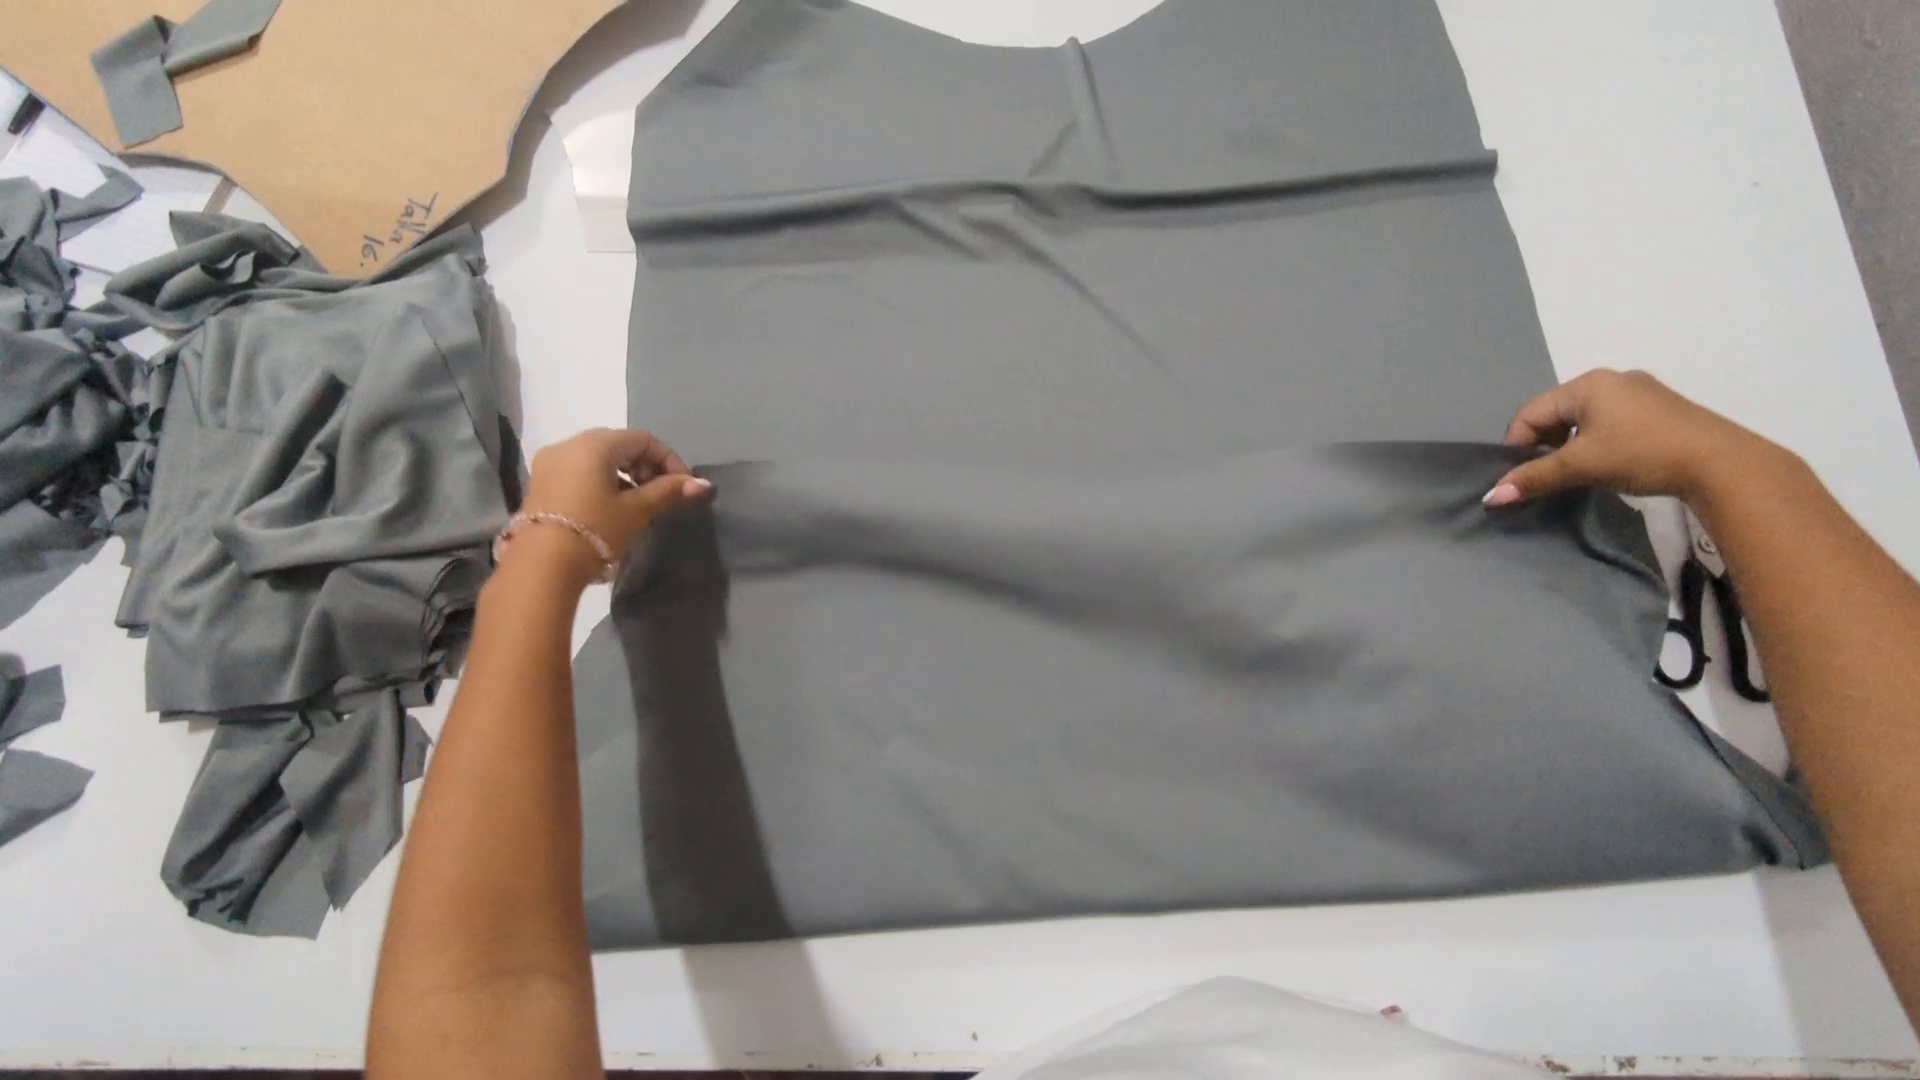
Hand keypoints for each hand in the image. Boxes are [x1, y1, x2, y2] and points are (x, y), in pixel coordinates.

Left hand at [513, 427, 710, 579]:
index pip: (643, 439)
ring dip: (625, 474)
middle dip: (647, 466)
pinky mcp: (541, 482)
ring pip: (598, 457)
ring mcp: (550, 462)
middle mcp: (569, 443)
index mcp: (595, 444)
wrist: (543, 564)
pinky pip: (580, 470)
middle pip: (620, 445)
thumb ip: (669, 492)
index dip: (669, 460)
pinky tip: (612, 506)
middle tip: (662, 493)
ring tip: (639, 503)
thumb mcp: (637, 510)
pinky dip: (602, 480)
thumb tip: (704, 485)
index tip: (683, 487)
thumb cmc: (595, 529)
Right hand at [1483, 369, 1774, 506]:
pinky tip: (1607, 462)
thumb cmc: (1643, 454)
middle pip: (1555, 414)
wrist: (1724, 464)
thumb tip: (1490, 498)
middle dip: (1543, 445)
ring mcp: (1640, 392)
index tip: (1521, 475)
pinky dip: (1595, 442)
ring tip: (1576, 471)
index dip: (1517, 446)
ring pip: (1582, 419)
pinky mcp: (1660, 408)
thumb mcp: (1581, 466)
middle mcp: (1611, 380)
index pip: (1530, 414)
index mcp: (1587, 385)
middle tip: (1547, 475)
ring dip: (1569, 446)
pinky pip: (1609, 421)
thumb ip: (1533, 478)